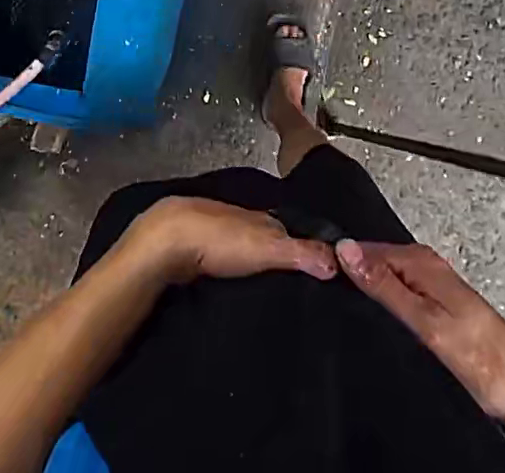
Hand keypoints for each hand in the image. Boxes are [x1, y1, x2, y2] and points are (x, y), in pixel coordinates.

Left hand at [121, 197, 339, 284]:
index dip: (305, 249)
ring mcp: (212, 230)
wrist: (165, 240)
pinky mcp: (192, 247)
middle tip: (298, 285)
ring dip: (252, 262)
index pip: (290, 232)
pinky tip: (234, 282)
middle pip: (265, 238)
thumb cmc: (218, 241)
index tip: (321, 270)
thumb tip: (340, 260)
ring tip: (269, 287)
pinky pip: (220, 257)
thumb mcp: (266, 247)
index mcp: (258, 217)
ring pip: (240, 246)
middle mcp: (237, 219)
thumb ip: (301, 252)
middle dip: (279, 255)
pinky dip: (229, 267)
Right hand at [337, 241, 504, 472]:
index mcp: (420, 260)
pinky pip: (394, 297)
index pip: (358, 247)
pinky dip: (381, 308)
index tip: (316, 279)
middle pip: (370, 262)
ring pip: (381, 281)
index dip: (335, 264)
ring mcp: (431, 288)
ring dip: (365, 295)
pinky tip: (375, 324)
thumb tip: (343, 247)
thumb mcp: (426, 324)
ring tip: (349, 314)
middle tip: (331, 303)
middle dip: (349, 279)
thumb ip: (383, 285)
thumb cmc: (487, 367)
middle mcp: (425, 266)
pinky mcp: (436, 310)